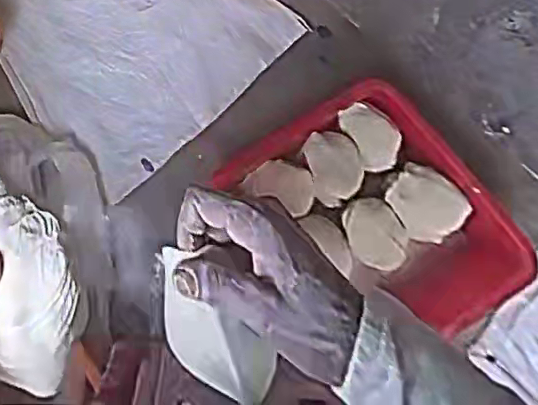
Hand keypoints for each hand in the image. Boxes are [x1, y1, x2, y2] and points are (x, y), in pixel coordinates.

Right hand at [173, 186, 363, 385]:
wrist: (355, 338)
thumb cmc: (316, 326)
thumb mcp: (259, 310)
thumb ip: (216, 284)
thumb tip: (182, 271)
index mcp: (257, 221)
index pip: (199, 200)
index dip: (186, 231)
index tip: (190, 264)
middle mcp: (264, 211)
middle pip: (209, 208)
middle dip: (198, 243)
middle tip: (207, 284)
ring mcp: (272, 221)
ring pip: (221, 222)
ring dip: (213, 252)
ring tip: (227, 290)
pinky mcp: (277, 235)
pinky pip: (238, 234)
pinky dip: (229, 256)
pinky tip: (242, 287)